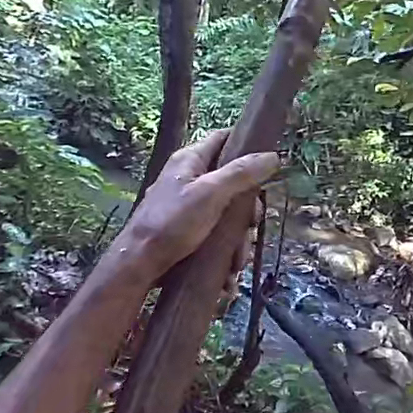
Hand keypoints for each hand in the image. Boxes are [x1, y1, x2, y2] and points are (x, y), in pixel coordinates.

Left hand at [114, 129, 279, 281]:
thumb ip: (241, 173)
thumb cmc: (172, 222)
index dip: (248, 146)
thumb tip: (273, 156)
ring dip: (238, 240)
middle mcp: (189, 179)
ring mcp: (188, 207)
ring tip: (236, 262)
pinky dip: (224, 253)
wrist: (139, 264)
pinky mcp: (188, 232)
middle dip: (247, 210)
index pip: (225, 138)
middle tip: (252, 225)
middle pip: (233, 184)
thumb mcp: (211, 194)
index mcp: (191, 160)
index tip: (269, 164)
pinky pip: (216, 236)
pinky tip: (228, 273)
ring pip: (228, 215)